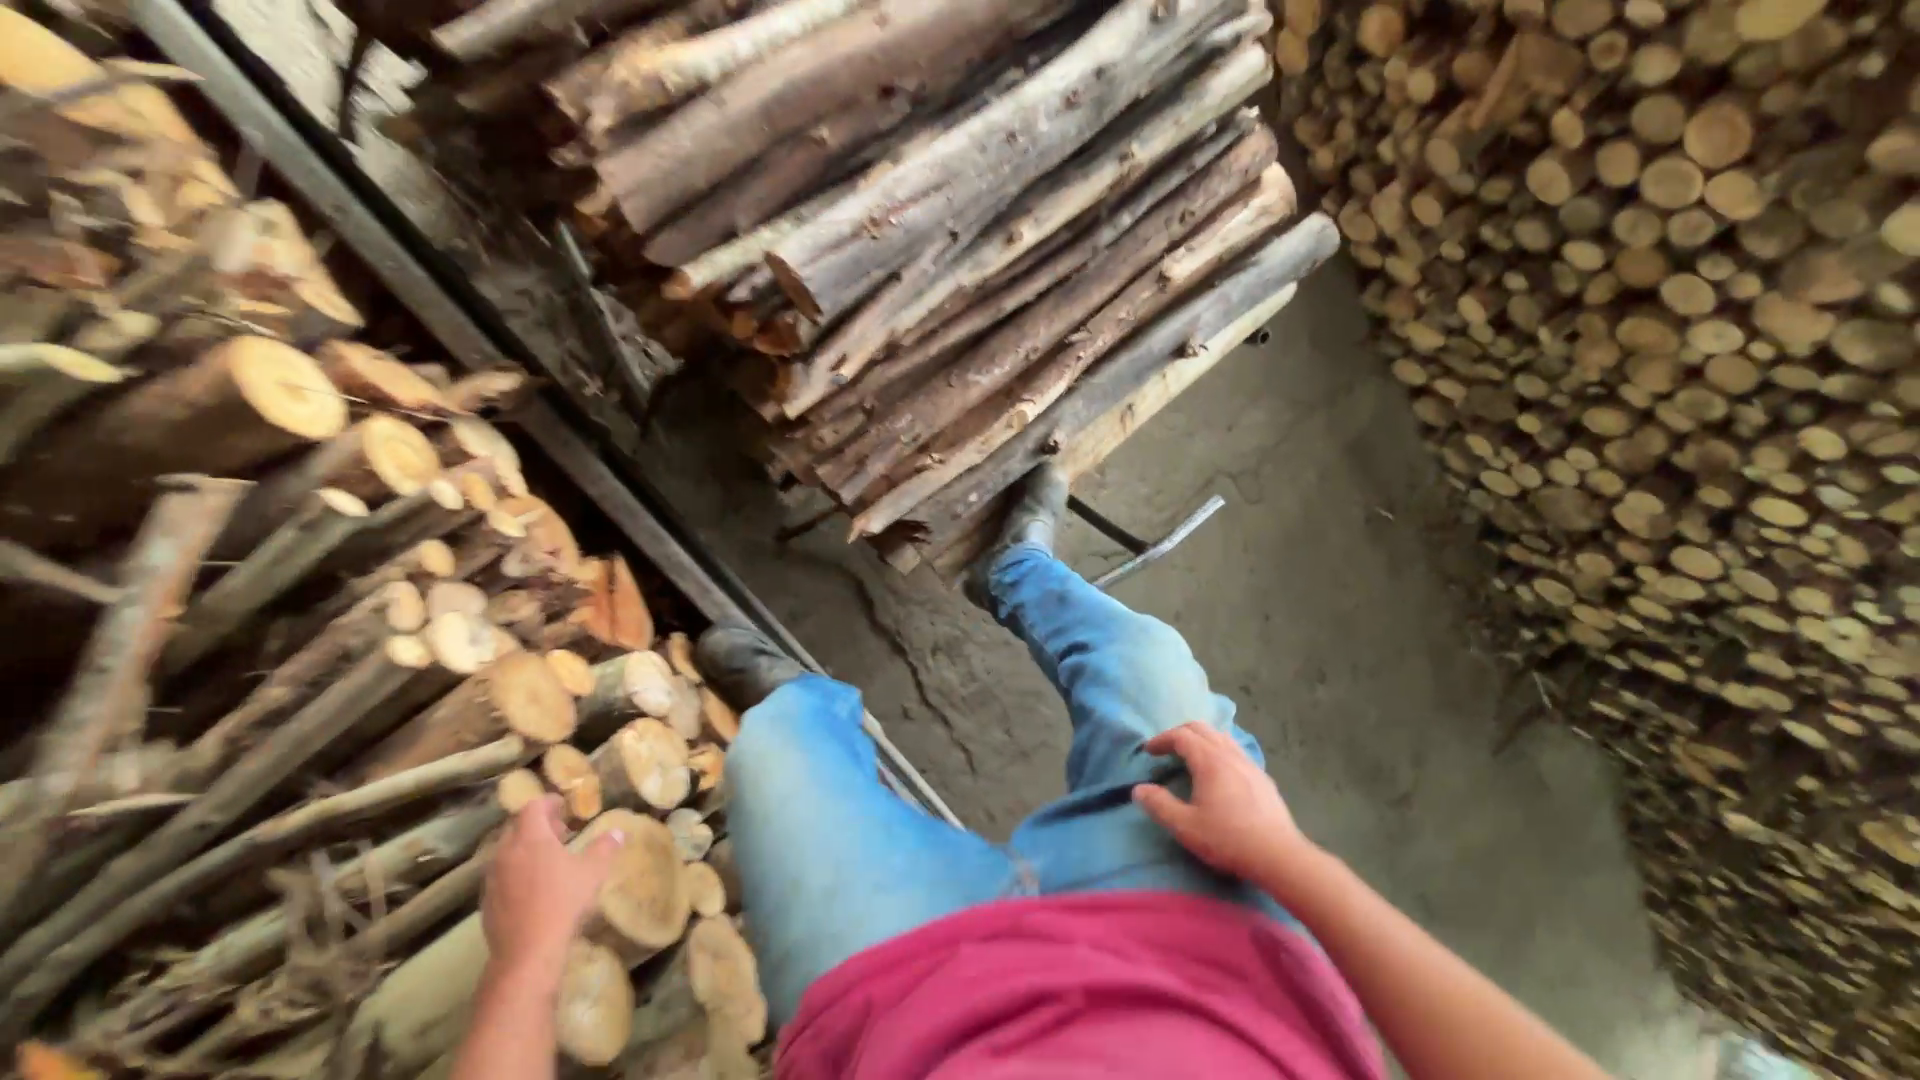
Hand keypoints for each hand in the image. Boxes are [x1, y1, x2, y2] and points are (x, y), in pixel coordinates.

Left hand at [480, 796, 623, 977]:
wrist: (527, 950)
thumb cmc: (563, 902)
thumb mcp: (593, 872)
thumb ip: (605, 847)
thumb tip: (617, 831)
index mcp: (530, 838)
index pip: (533, 807)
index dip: (548, 802)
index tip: (562, 804)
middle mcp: (506, 852)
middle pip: (517, 826)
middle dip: (537, 823)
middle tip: (559, 830)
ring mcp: (492, 877)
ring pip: (506, 850)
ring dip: (525, 847)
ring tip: (547, 857)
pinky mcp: (487, 899)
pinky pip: (501, 873)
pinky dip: (516, 868)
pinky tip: (532, 885)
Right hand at [1133, 722, 1312, 882]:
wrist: (1278, 856)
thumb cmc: (1228, 839)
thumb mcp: (1185, 826)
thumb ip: (1159, 805)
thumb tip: (1139, 789)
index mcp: (1210, 761)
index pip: (1182, 736)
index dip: (1162, 739)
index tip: (1148, 751)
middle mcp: (1231, 755)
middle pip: (1202, 729)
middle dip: (1180, 733)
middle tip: (1166, 749)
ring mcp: (1250, 765)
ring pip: (1222, 737)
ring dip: (1201, 739)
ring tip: (1191, 756)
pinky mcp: (1263, 778)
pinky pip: (1236, 751)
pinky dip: (1219, 750)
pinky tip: (1219, 773)